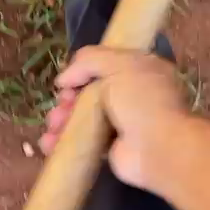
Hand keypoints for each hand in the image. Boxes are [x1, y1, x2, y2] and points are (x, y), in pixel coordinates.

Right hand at [41, 46, 193, 192]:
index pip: (108, 63)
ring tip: (53, 125)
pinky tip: (50, 143)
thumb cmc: (142, 99)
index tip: (68, 80)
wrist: (159, 147)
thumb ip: (90, 61)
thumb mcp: (118, 65)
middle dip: (70, 97)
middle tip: (61, 104)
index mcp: (142, 69)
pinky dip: (64, 141)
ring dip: (63, 119)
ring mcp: (124, 122)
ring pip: (85, 116)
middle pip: (93, 91)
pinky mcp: (113, 148)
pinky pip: (84, 141)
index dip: (85, 70)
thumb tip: (64, 78)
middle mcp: (135, 94)